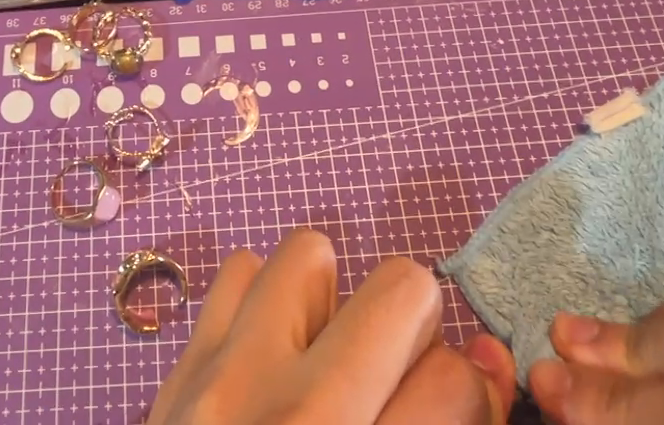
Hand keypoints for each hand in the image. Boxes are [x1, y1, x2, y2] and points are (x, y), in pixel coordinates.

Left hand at [148, 229, 515, 423]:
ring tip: (317, 360)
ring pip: (309, 255)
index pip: (460, 382)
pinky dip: (262, 304)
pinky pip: (238, 274)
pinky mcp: (179, 368)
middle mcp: (301, 416)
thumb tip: (483, 360)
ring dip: (329, 302)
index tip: (437, 409)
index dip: (468, 395)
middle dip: (410, 328)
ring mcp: (227, 380)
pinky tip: (263, 359)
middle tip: (382, 377)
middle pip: (401, 288)